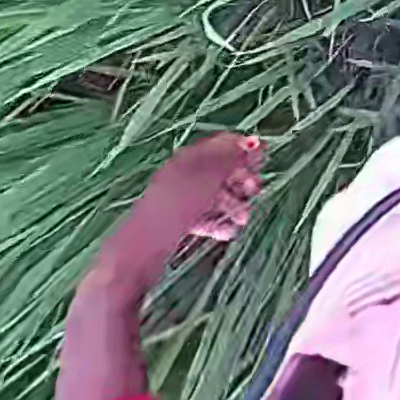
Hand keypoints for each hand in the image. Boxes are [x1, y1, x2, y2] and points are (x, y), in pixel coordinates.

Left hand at [91, 134, 264, 290]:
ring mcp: (179, 200)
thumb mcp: (207, 180)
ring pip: (215, 194)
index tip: (265, 159)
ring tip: (244, 219)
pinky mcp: (176, 223)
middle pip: (221, 169)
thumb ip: (231, 159)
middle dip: (242, 179)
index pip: (222, 144)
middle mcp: (183, 175)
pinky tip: (229, 232)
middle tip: (257, 190)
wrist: (134, 258)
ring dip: (234, 204)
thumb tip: (255, 141)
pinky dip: (218, 221)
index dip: (245, 149)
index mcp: (188, 160)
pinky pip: (204, 216)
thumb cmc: (173, 212)